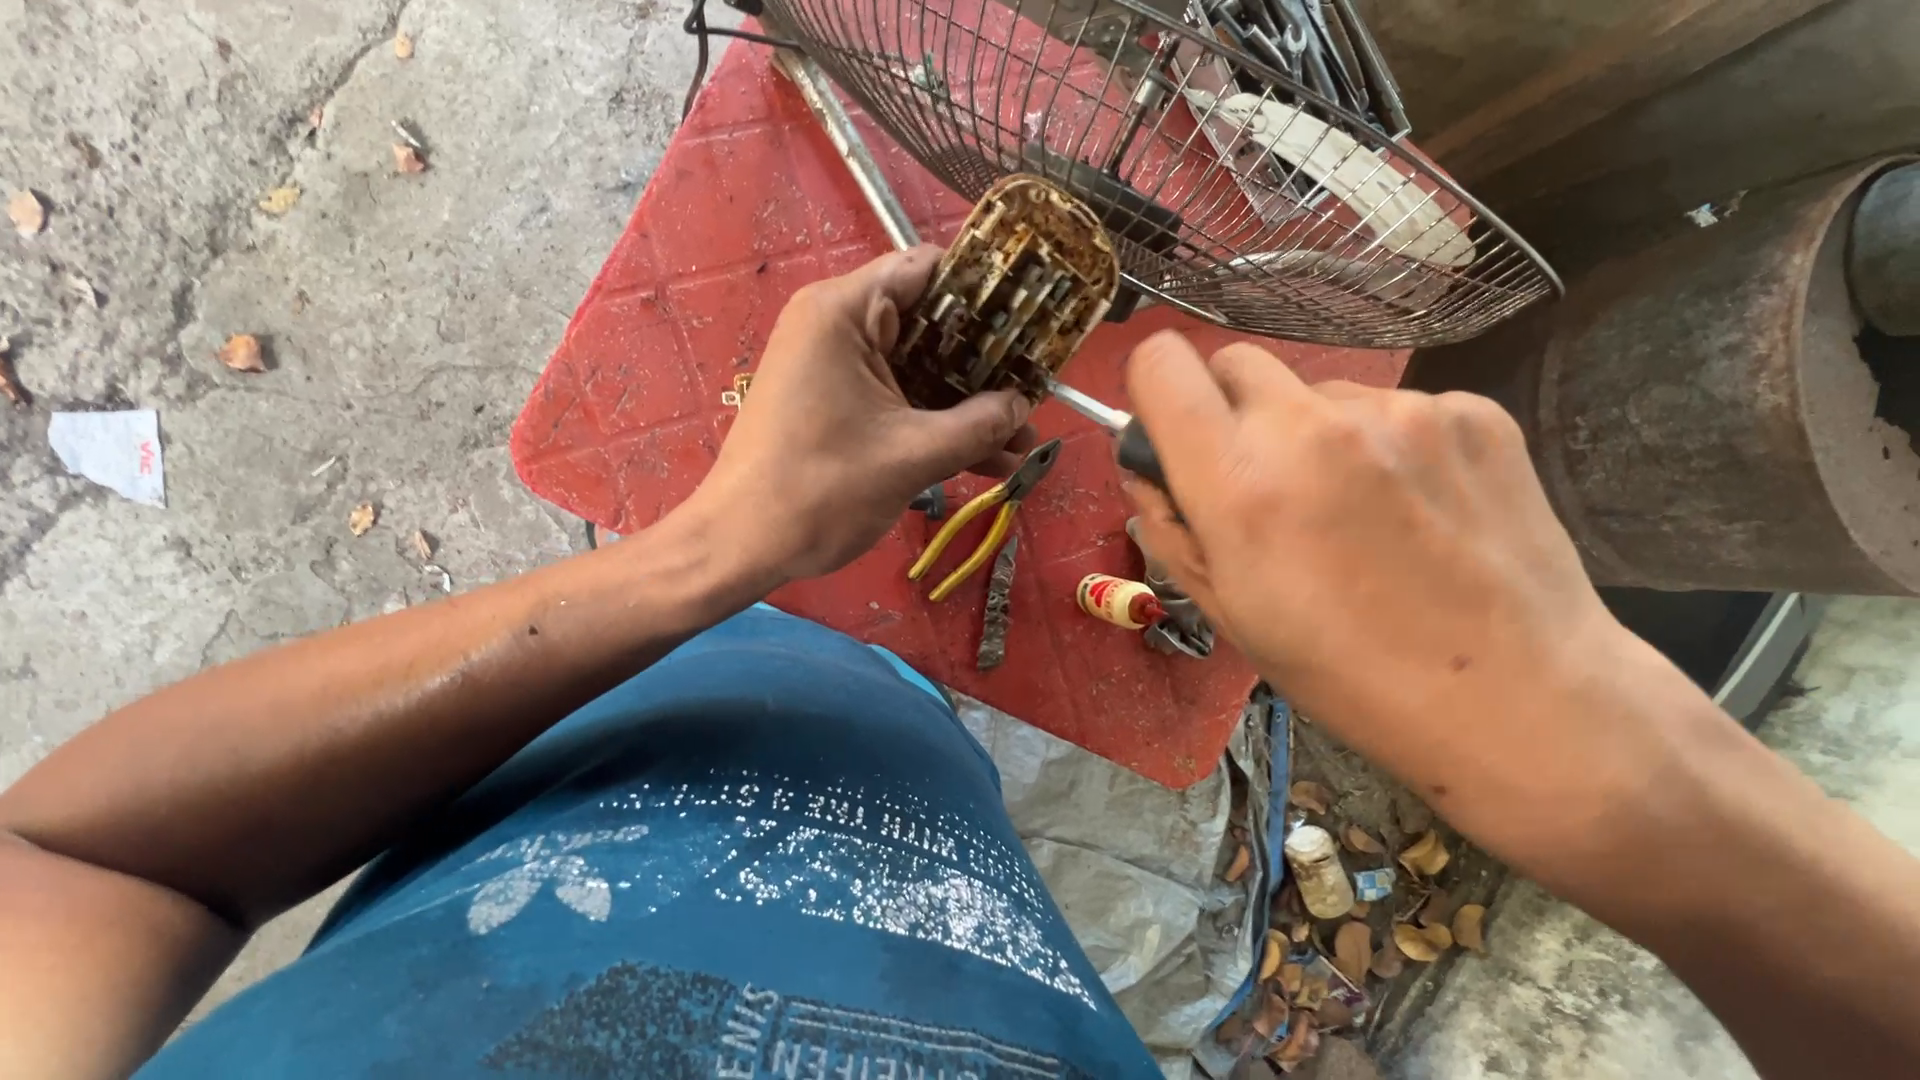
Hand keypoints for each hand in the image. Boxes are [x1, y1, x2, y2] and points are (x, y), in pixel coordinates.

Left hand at [680, 247, 1035, 583]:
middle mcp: (838, 325)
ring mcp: (835, 367)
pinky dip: (936, 424)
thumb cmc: (819, 492)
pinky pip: (899, 400)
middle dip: (986, 364)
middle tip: (1035, 390)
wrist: (740, 546)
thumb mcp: (912, 456)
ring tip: (1023, 441)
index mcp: (845, 311)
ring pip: (920, 369)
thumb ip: (977, 425)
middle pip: (931, 323)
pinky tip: (987, 460)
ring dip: (968, 404)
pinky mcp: (836, 403)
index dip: (987, 292)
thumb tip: (1022, 406)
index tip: (1034, 323)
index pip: (930, 271)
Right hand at [1125, 331, 1690, 863]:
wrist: (1518, 697)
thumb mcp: (1226, 612)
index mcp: (1241, 481)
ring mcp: (1401, 410)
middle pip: (1236, 362)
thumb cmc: (1345, 674)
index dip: (1155, 392)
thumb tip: (1145, 466)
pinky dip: (1381, 445)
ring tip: (1355, 512)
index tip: (1173, 432)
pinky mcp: (1471, 410)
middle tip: (1262, 483)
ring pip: (1317, 391)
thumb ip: (1169, 524)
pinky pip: (1390, 408)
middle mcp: (1314, 424)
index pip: (1161, 363)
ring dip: (1311, 433)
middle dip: (1230, 412)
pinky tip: (1413, 510)